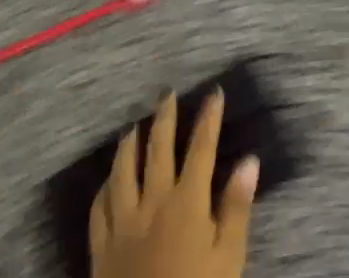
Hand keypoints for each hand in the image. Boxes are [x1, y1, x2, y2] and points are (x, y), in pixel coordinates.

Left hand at [91, 88, 258, 277]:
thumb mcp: (229, 256)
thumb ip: (236, 207)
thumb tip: (250, 160)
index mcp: (187, 202)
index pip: (201, 149)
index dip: (208, 118)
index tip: (214, 92)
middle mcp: (152, 202)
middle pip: (158, 150)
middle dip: (165, 118)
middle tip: (167, 94)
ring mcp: (122, 222)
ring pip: (122, 171)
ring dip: (129, 144)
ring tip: (134, 126)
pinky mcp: (101, 245)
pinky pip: (99, 205)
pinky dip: (105, 185)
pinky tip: (108, 179)